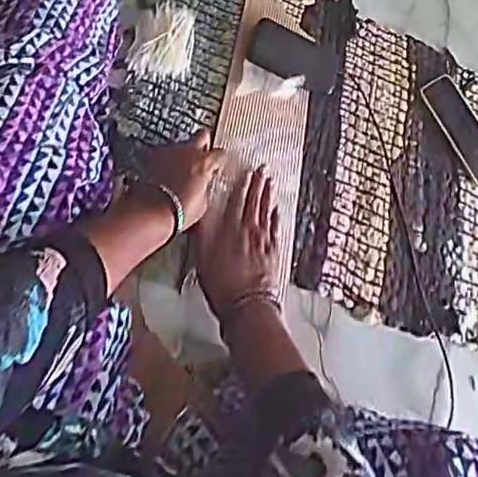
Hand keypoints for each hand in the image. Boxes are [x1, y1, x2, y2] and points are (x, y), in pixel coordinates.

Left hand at [146, 131, 224, 229]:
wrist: (154, 210)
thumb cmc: (180, 210)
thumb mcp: (203, 203)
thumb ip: (205, 186)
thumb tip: (202, 185)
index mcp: (205, 162)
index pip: (220, 153)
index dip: (218, 162)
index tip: (215, 170)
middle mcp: (189, 151)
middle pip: (202, 135)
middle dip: (203, 144)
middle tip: (201, 159)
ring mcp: (171, 151)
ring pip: (182, 144)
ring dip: (183, 154)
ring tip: (179, 172)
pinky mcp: (155, 155)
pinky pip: (165, 153)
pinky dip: (166, 160)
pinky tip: (165, 174)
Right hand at [195, 166, 279, 316]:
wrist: (247, 306)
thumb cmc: (222, 285)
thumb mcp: (203, 258)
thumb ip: (203, 234)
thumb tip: (200, 214)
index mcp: (231, 230)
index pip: (238, 201)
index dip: (243, 185)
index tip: (247, 173)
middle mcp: (249, 231)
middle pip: (255, 202)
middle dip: (258, 184)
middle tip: (263, 170)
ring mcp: (263, 241)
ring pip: (267, 212)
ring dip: (269, 196)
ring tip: (271, 183)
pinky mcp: (273, 253)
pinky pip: (276, 228)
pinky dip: (276, 216)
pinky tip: (277, 210)